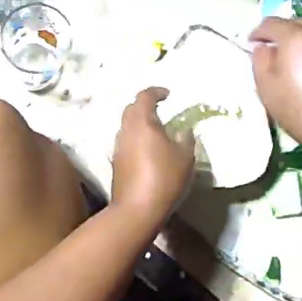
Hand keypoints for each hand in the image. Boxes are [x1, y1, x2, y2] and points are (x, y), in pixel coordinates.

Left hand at [109, 87, 193, 228]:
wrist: (136, 209)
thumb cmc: (164, 178)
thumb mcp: (185, 157)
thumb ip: (186, 139)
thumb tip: (183, 131)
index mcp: (142, 122)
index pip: (144, 96)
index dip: (156, 92)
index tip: (168, 95)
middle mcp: (126, 130)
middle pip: (132, 109)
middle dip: (145, 105)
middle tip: (161, 110)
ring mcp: (118, 146)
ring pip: (127, 126)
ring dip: (140, 123)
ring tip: (157, 132)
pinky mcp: (116, 162)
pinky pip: (126, 142)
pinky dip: (136, 139)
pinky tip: (148, 151)